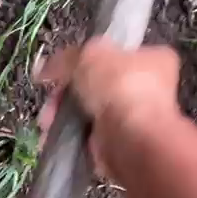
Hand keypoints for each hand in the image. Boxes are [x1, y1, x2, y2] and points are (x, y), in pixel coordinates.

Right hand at [36, 39, 181, 180]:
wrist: (131, 139)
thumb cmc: (119, 87)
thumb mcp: (89, 56)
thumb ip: (65, 58)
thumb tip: (44, 68)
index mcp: (152, 58)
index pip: (113, 53)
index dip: (84, 60)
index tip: (61, 69)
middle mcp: (146, 88)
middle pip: (94, 84)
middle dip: (65, 93)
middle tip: (52, 99)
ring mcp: (132, 118)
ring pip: (86, 111)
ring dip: (62, 115)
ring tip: (47, 122)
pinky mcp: (117, 144)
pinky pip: (85, 135)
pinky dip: (67, 135)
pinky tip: (52, 135)